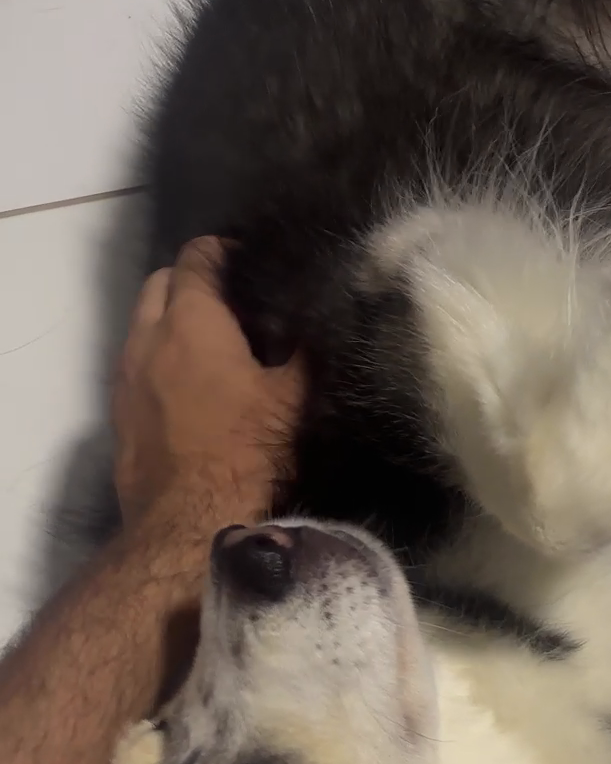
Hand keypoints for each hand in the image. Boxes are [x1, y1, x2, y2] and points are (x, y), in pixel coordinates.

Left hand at [112, 237, 305, 529]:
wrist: (193, 512)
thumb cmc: (253, 445)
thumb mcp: (299, 395)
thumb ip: (311, 350)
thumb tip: (333, 317)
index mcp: (191, 328)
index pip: (194, 266)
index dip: (222, 251)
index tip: (253, 252)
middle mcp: (147, 341)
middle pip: (158, 286)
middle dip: (194, 278)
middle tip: (243, 292)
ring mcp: (127, 375)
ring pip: (146, 322)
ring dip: (180, 315)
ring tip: (232, 333)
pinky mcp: (124, 406)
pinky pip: (143, 356)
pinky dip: (171, 347)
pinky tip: (210, 374)